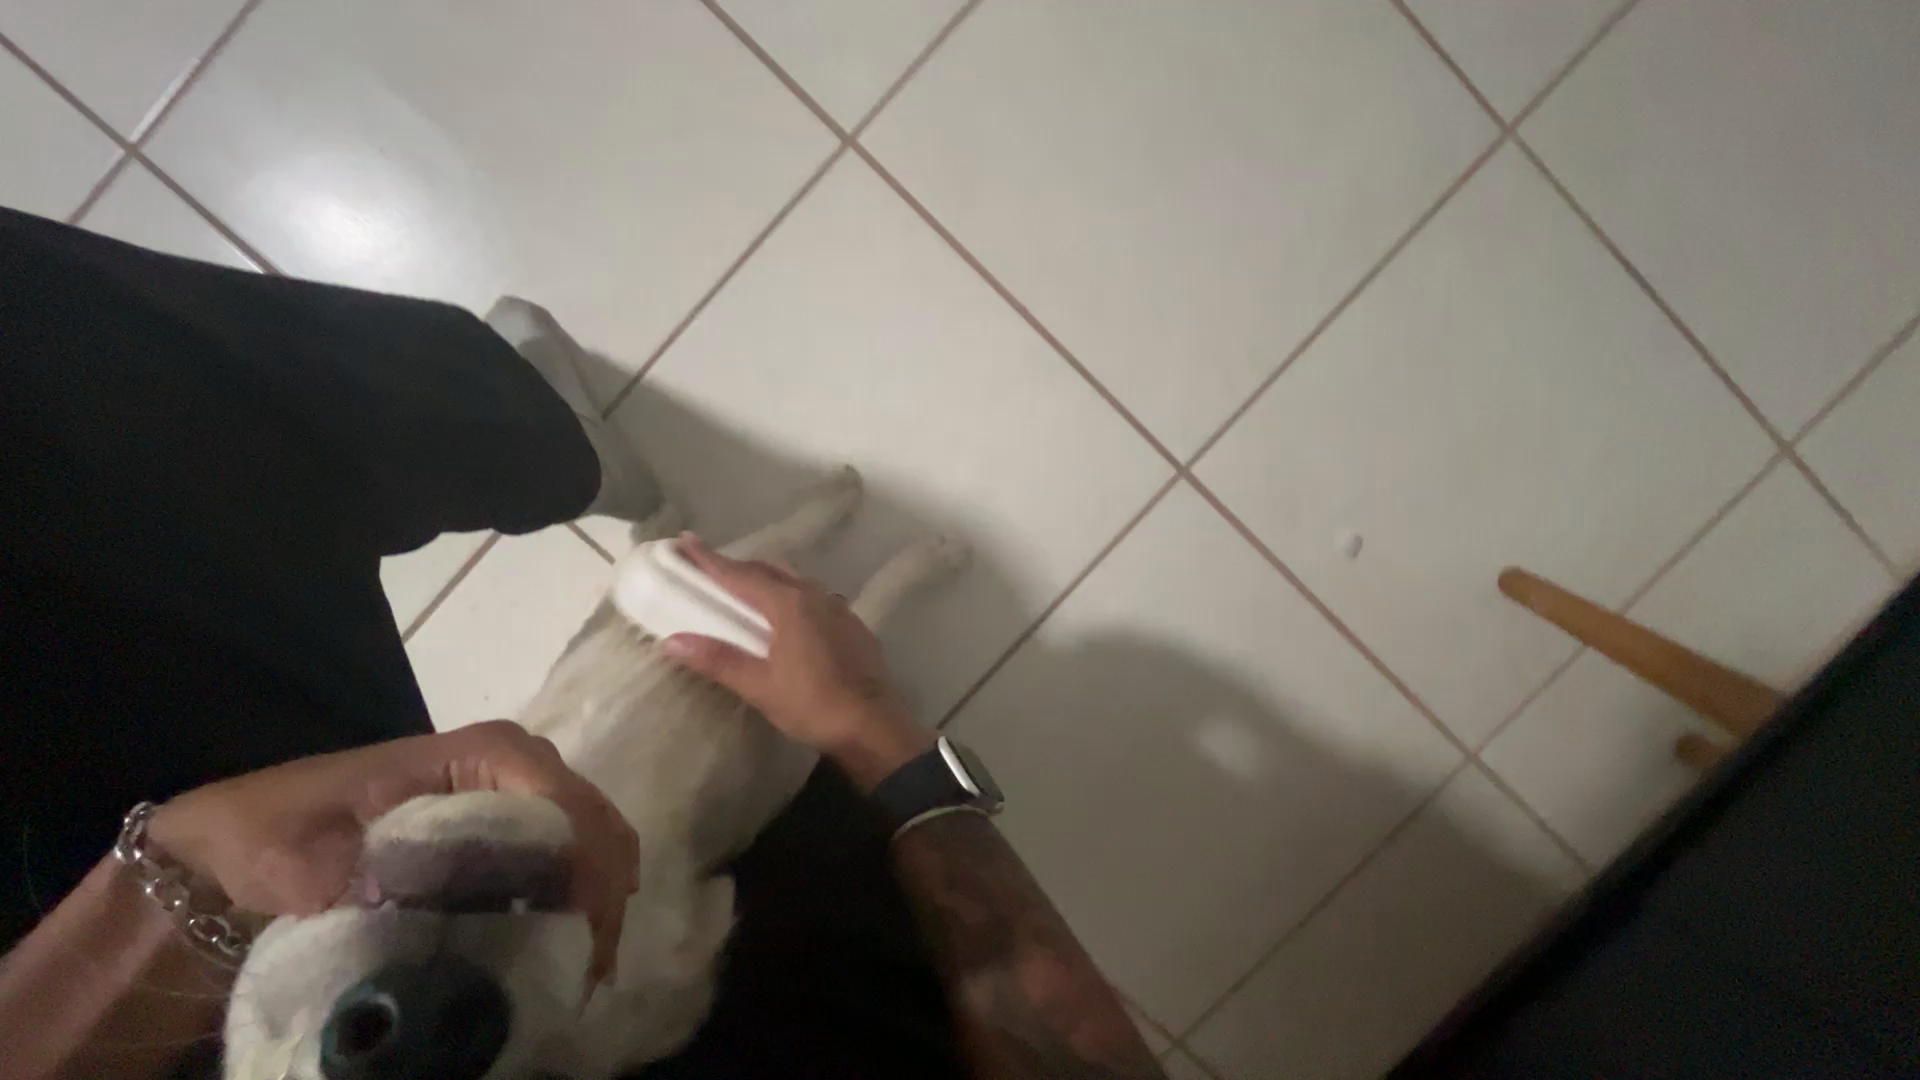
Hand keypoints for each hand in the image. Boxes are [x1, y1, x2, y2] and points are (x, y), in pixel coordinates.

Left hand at [147, 720, 639, 981]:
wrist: (248, 835)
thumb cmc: (276, 832)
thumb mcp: (304, 856)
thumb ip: (360, 879)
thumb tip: (421, 919)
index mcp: (487, 753)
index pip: (562, 799)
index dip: (583, 859)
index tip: (581, 925)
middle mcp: (524, 761)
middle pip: (592, 817)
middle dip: (605, 888)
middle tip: (593, 964)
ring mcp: (525, 789)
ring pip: (595, 834)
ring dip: (602, 897)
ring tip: (589, 966)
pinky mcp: (517, 820)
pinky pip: (576, 849)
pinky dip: (587, 894)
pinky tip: (577, 941)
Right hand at [663, 533, 934, 790]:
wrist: (874, 725)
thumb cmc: (813, 705)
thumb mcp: (760, 686)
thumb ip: (718, 659)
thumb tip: (672, 640)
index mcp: (790, 604)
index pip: (740, 575)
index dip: (710, 559)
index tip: (684, 541)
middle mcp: (816, 596)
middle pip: (770, 571)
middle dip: (739, 567)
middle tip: (711, 568)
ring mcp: (839, 609)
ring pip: (797, 581)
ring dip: (769, 578)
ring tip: (747, 588)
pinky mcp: (854, 626)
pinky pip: (817, 598)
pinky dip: (794, 596)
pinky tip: (790, 614)